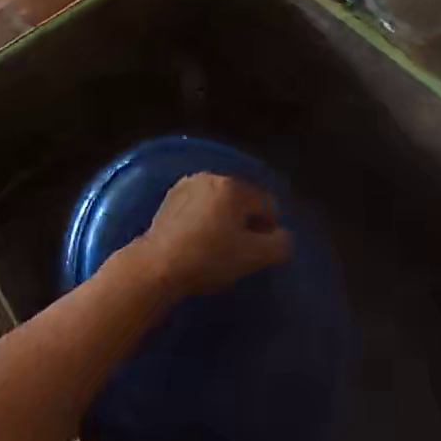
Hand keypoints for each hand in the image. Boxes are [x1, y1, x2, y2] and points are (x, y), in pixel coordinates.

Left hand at [126, 173, 293, 299]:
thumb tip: (283, 236)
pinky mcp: (171, 197)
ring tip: (218, 247)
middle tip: (240, 251)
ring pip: (220, 202)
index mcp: (233, 186)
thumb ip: (279, 245)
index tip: (258, 253)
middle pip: (243, 200)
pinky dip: (205, 218)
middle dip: (247, 223)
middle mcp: (211, 177)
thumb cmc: (209, 257)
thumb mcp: (254, 256)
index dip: (271, 230)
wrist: (158, 263)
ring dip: (225, 220)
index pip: (268, 204)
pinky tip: (198, 240)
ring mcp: (188, 184)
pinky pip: (200, 205)